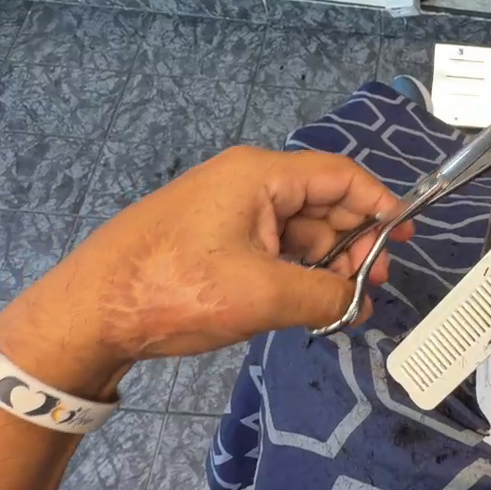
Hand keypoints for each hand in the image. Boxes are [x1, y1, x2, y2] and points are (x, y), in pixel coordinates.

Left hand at [0, 147, 410, 398]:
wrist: (87, 313)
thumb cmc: (176, 290)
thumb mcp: (262, 294)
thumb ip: (325, 294)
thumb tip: (358, 301)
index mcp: (259, 176)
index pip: (340, 176)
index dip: (379, 204)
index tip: (404, 237)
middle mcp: (247, 184)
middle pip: (322, 203)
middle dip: (353, 242)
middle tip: (371, 284)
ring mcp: (230, 212)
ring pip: (299, 230)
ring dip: (326, 263)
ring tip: (343, 304)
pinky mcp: (216, 239)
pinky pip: (273, 248)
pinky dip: (298, 272)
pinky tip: (311, 302)